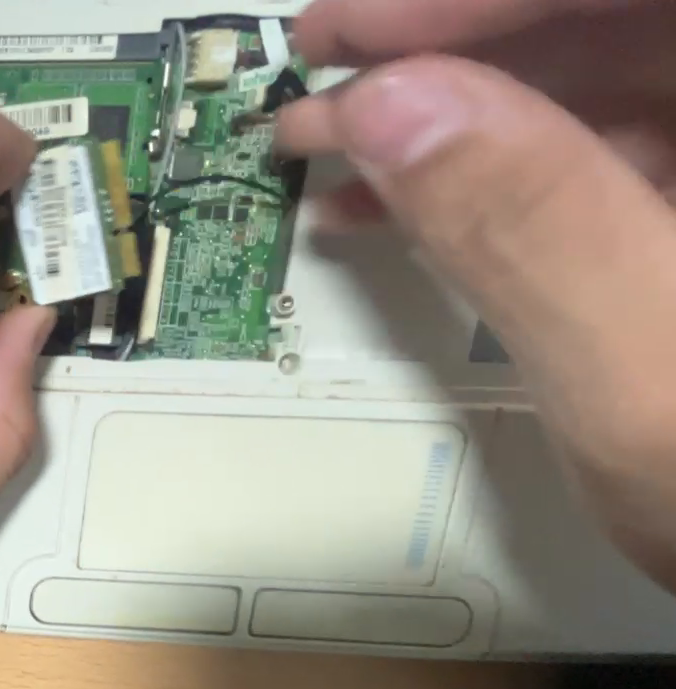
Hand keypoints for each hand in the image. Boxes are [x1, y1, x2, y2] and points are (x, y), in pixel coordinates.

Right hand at [276, 0, 675, 588]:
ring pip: (623, 67)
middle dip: (458, 43)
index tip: (344, 33)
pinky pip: (620, 139)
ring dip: (459, 105)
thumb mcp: (653, 383)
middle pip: (636, 12)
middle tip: (314, 78)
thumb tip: (382, 111)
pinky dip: (493, 166)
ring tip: (327, 150)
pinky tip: (393, 199)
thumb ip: (526, 230)